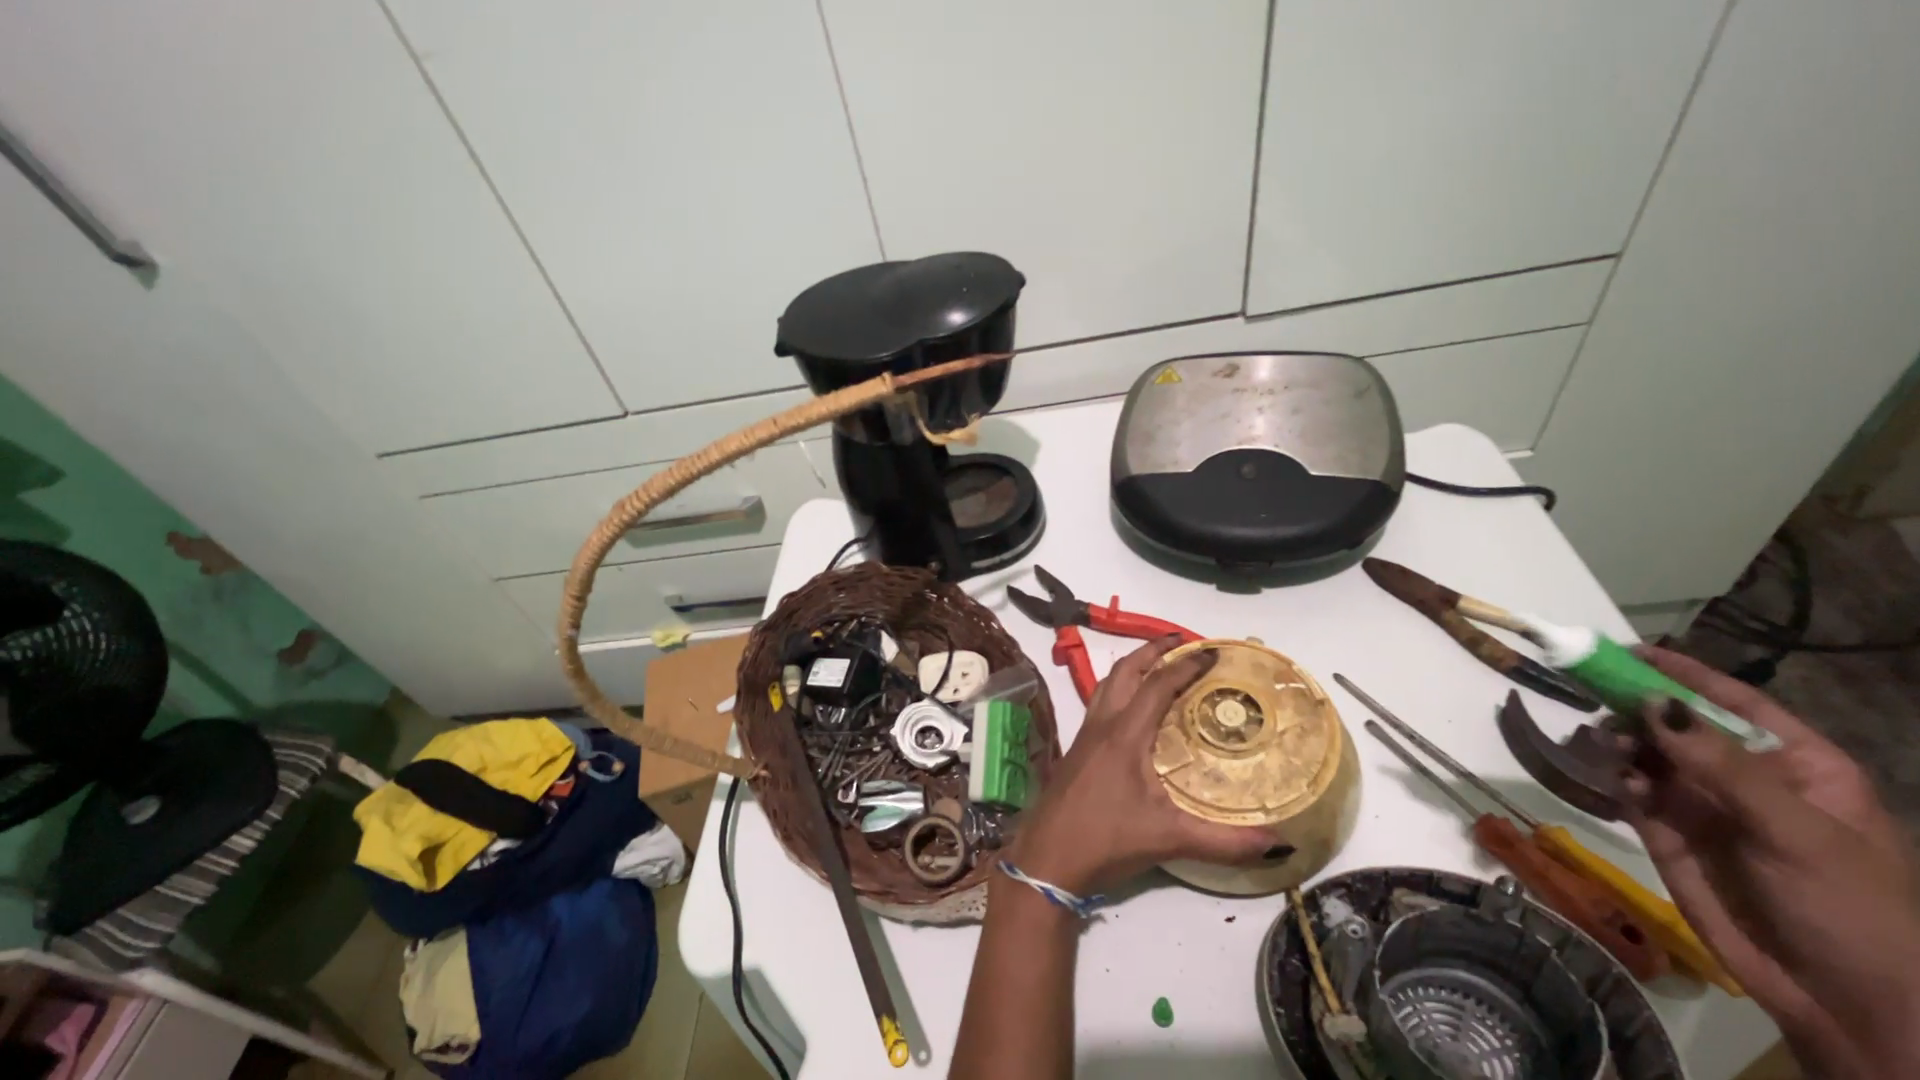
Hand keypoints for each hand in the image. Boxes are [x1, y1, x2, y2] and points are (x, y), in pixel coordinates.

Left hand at [1006, 636, 1279, 895]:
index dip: (1186, 665)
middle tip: (1180, 641)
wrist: (1045, 861)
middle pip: (1124, 672)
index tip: (1213, 653)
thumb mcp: (1170, 840)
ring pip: (1105, 686)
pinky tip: (1134, 714)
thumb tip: (1280, 846)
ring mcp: (1083, 738)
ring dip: (1132, 669)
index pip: (1157, 685)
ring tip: (1158, 666)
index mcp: (1124, 735)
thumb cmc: (1105, 842)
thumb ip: (1225, 842)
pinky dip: (1119, 693)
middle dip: (1152, 651)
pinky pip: (1099, 707)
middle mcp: (1101, 727)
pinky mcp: (1075, 753)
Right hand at [1624, 647, 1919, 1073]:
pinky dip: (1620, 783)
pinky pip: (1635, 795)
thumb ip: (1721, 765)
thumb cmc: (1847, 906)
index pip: (1734, 704)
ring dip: (1625, 745)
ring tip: (1609, 746)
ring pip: (1650, 757)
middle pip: (1680, 726)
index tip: (1628, 652)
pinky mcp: (1670, 837)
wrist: (1842, 1000)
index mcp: (1797, 765)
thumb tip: (1652, 703)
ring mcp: (1705, 808)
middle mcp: (1745, 778)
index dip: (1683, 675)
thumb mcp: (1794, 831)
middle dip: (1640, 710)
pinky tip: (1622, 784)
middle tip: (1598, 697)